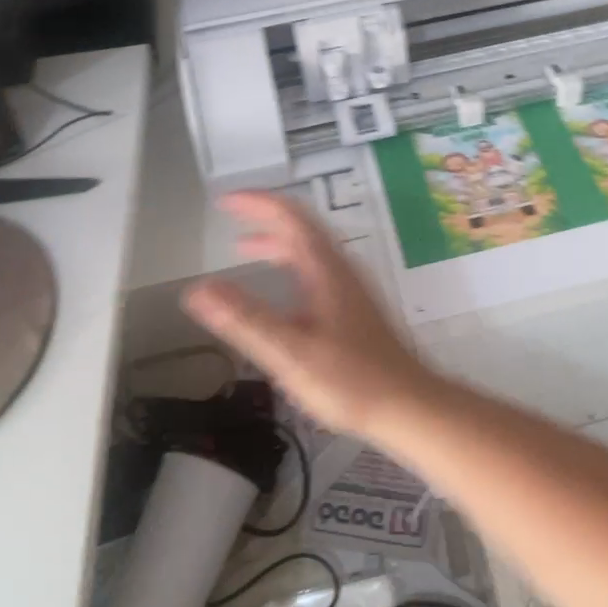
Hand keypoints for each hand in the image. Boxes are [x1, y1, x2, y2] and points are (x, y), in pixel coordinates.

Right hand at [182, 191, 439, 438]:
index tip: (226, 200)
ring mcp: (352, 292)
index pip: (291, 218)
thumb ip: (244, 321)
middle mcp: (341, 272)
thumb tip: (197, 290)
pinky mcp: (356, 314)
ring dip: (278, 245)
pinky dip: (291, 271)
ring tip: (246, 251)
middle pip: (302, 231)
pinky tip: (281, 301)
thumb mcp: (290, 353)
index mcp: (326, 271)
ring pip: (311, 254)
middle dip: (265, 220)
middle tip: (232, 218)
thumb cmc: (352, 381)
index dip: (258, 203)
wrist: (410, 406)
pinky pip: (317, 276)